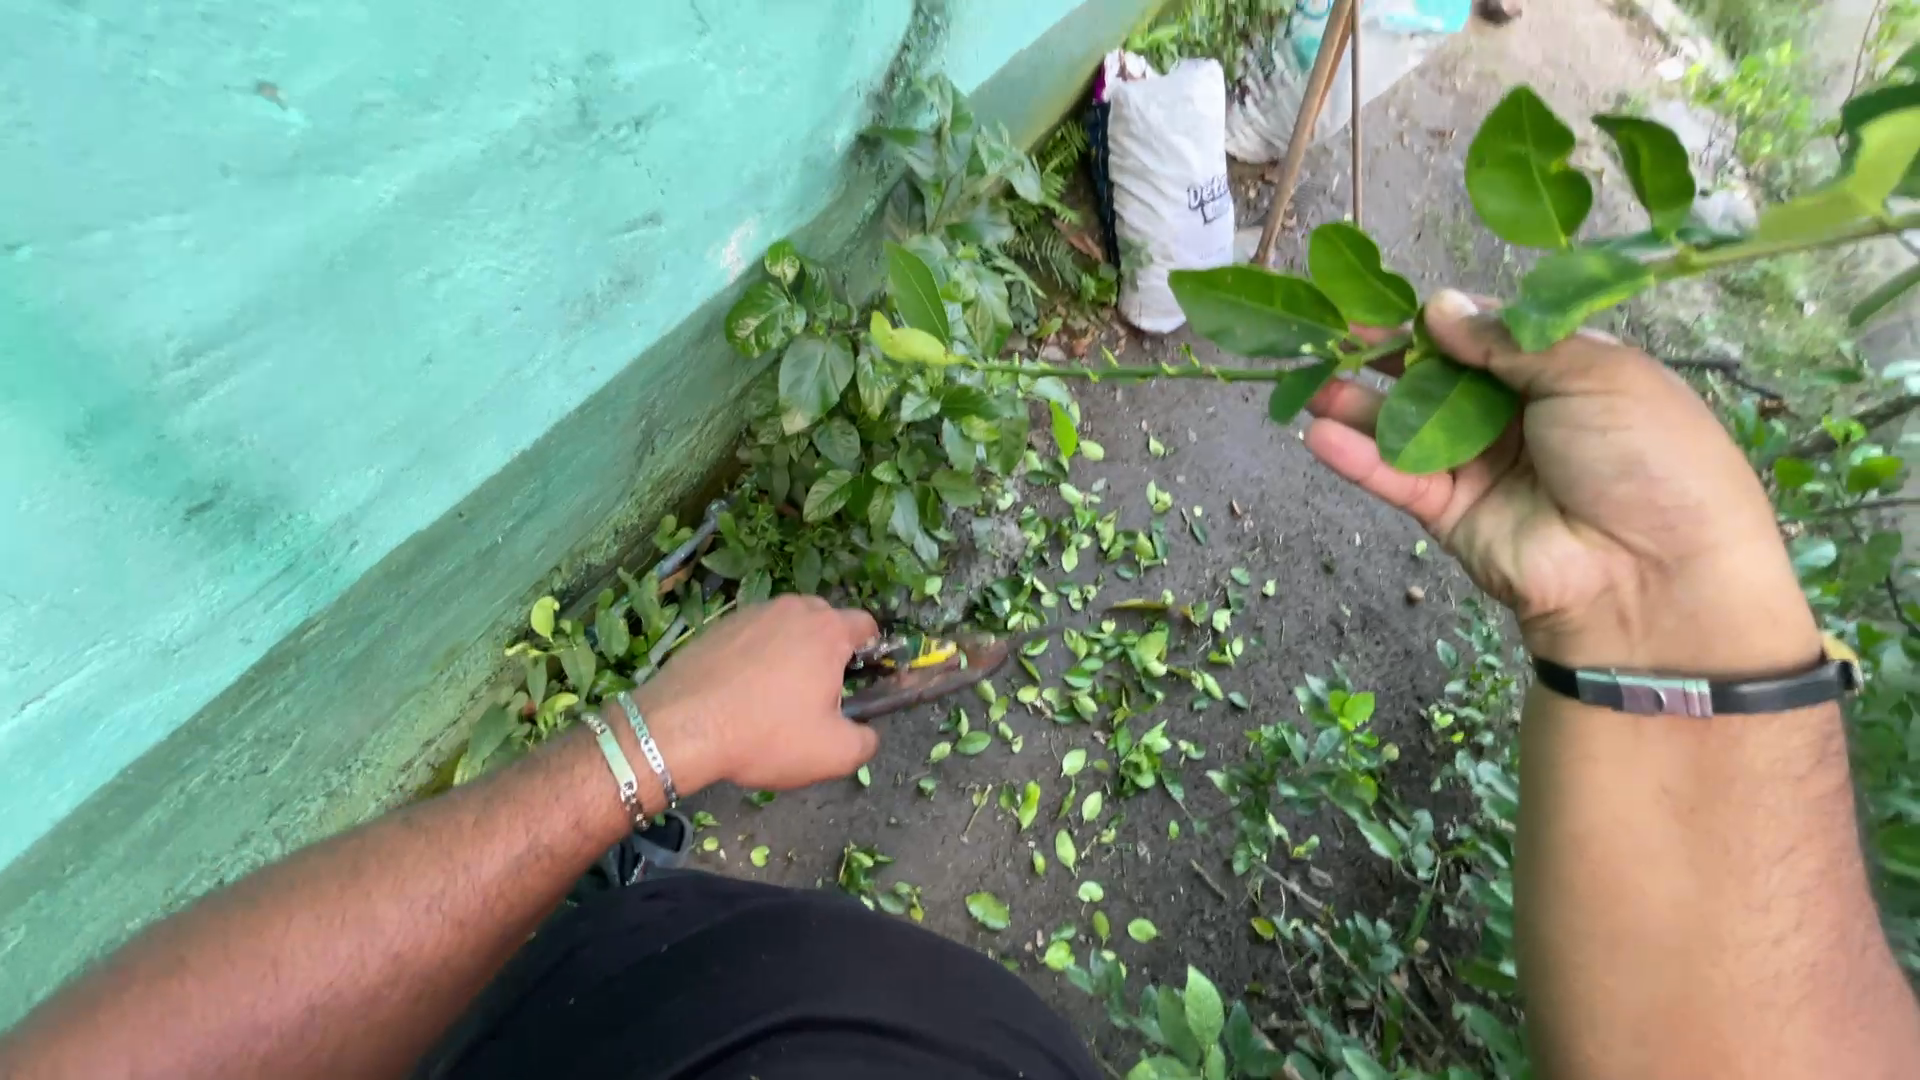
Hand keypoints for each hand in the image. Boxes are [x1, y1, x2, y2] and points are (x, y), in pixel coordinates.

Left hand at [625, 595, 879, 795]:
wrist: (679, 728)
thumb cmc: (766, 735)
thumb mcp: (833, 753)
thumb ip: (867, 741)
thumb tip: (868, 732)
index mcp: (828, 631)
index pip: (866, 625)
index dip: (870, 651)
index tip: (858, 680)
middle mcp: (793, 610)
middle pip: (826, 621)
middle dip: (829, 650)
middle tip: (817, 692)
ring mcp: (752, 613)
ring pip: (787, 626)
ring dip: (791, 650)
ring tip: (773, 694)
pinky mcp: (719, 625)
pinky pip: (753, 634)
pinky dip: (756, 655)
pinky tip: (740, 690)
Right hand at [1303, 289, 1819, 674]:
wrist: (1649, 574)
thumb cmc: (1644, 457)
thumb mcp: (1596, 375)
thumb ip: (1507, 340)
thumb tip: (1435, 305)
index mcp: (1561, 375)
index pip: (1487, 338)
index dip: (1442, 321)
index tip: (1395, 307)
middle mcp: (1513, 417)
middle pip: (1436, 380)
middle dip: (1387, 360)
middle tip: (1335, 338)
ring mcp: (1474, 465)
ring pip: (1405, 427)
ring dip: (1357, 406)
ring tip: (1311, 384)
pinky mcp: (1444, 510)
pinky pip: (1395, 477)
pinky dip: (1356, 458)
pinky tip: (1319, 436)